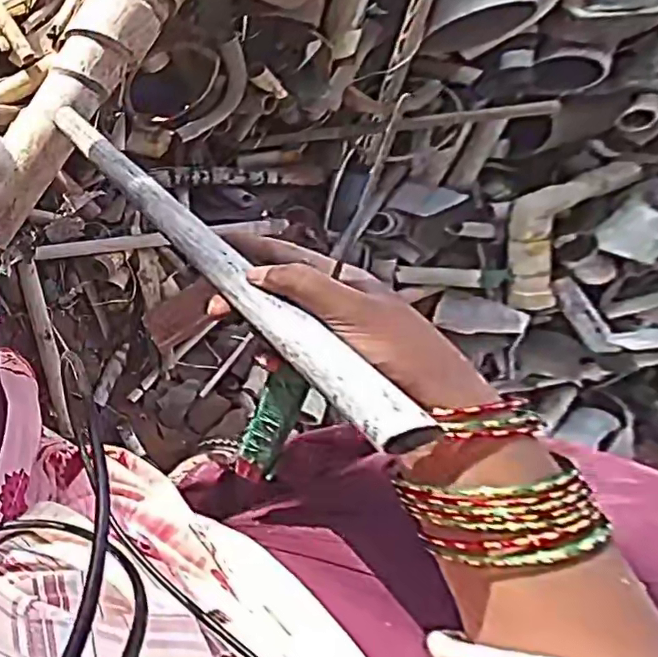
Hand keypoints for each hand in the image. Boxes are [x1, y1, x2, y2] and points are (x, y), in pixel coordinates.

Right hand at [210, 235, 500, 411]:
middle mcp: (331, 305)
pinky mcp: (322, 364)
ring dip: (256, 331)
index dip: (251, 247)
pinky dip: (271, 357)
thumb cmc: (413, 358)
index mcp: (342, 282)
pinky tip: (271, 362)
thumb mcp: (353, 309)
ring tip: (249, 339)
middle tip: (218, 306)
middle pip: (272, 291)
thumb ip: (304, 284)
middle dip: (242, 297)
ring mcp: (326, 335)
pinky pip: (283, 354)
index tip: (219, 243)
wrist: (440, 413)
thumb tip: (258, 271)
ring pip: (274, 323)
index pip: (286, 255)